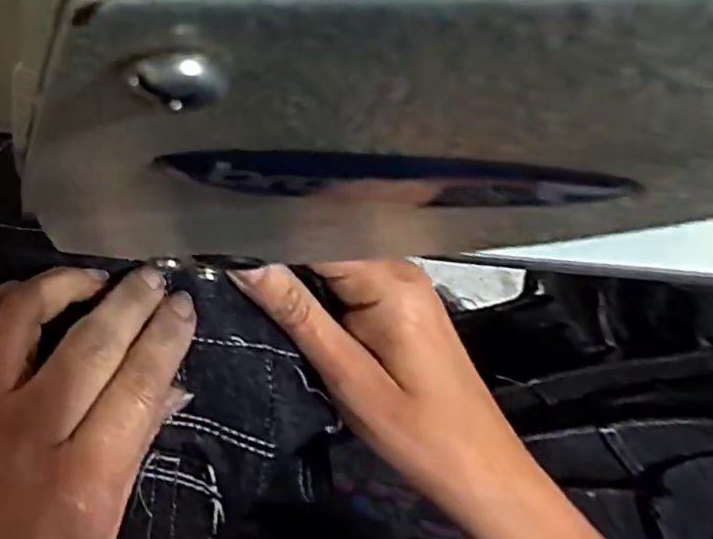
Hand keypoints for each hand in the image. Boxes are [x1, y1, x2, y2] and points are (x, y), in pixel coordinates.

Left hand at [0, 265, 197, 538]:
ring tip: (100, 277)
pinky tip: (37, 288)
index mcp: (82, 480)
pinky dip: (10, 291)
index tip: (182, 305)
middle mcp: (33, 429)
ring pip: (28, 314)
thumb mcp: (103, 520)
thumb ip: (135, 448)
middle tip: (153, 276)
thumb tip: (172, 386)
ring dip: (68, 282)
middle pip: (91, 344)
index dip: (164, 339)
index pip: (135, 388)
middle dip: (131, 302)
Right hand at [231, 260, 599, 538]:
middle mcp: (397, 267)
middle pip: (322, 235)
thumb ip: (295, 313)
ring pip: (331, 250)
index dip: (266, 232)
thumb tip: (243, 263)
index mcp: (388, 280)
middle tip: (225, 247)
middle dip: (275, 241)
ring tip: (244, 259)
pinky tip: (286, 284)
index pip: (314, 233)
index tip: (222, 235)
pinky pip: (345, 269)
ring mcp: (401, 280)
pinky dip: (313, 275)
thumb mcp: (349, 378)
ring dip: (291, 257)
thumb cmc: (423, 437)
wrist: (489, 480)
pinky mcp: (398, 297)